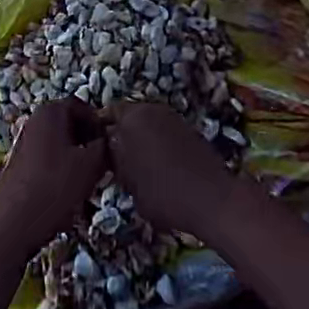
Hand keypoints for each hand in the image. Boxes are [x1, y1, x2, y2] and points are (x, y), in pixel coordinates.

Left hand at [0, 98, 107, 249]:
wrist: (13, 222)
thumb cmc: (55, 186)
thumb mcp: (90, 165)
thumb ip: (104, 147)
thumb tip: (108, 139)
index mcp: (51, 111)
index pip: (81, 105)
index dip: (98, 122)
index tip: (110, 143)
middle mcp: (35, 119)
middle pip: (69, 121)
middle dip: (88, 138)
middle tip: (103, 160)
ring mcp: (25, 140)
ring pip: (59, 140)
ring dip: (76, 154)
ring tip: (88, 177)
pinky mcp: (20, 162)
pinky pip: (48, 155)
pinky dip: (61, 165)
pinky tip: (68, 188)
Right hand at [102, 101, 234, 238]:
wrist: (214, 200)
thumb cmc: (164, 193)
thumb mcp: (129, 182)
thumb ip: (116, 161)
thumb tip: (109, 151)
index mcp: (131, 117)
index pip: (106, 114)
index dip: (98, 130)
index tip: (94, 148)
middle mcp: (151, 109)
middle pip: (127, 116)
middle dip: (119, 133)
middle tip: (113, 157)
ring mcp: (172, 117)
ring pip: (146, 123)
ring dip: (139, 138)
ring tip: (135, 164)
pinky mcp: (188, 130)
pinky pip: (162, 131)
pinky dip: (156, 143)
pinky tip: (156, 166)